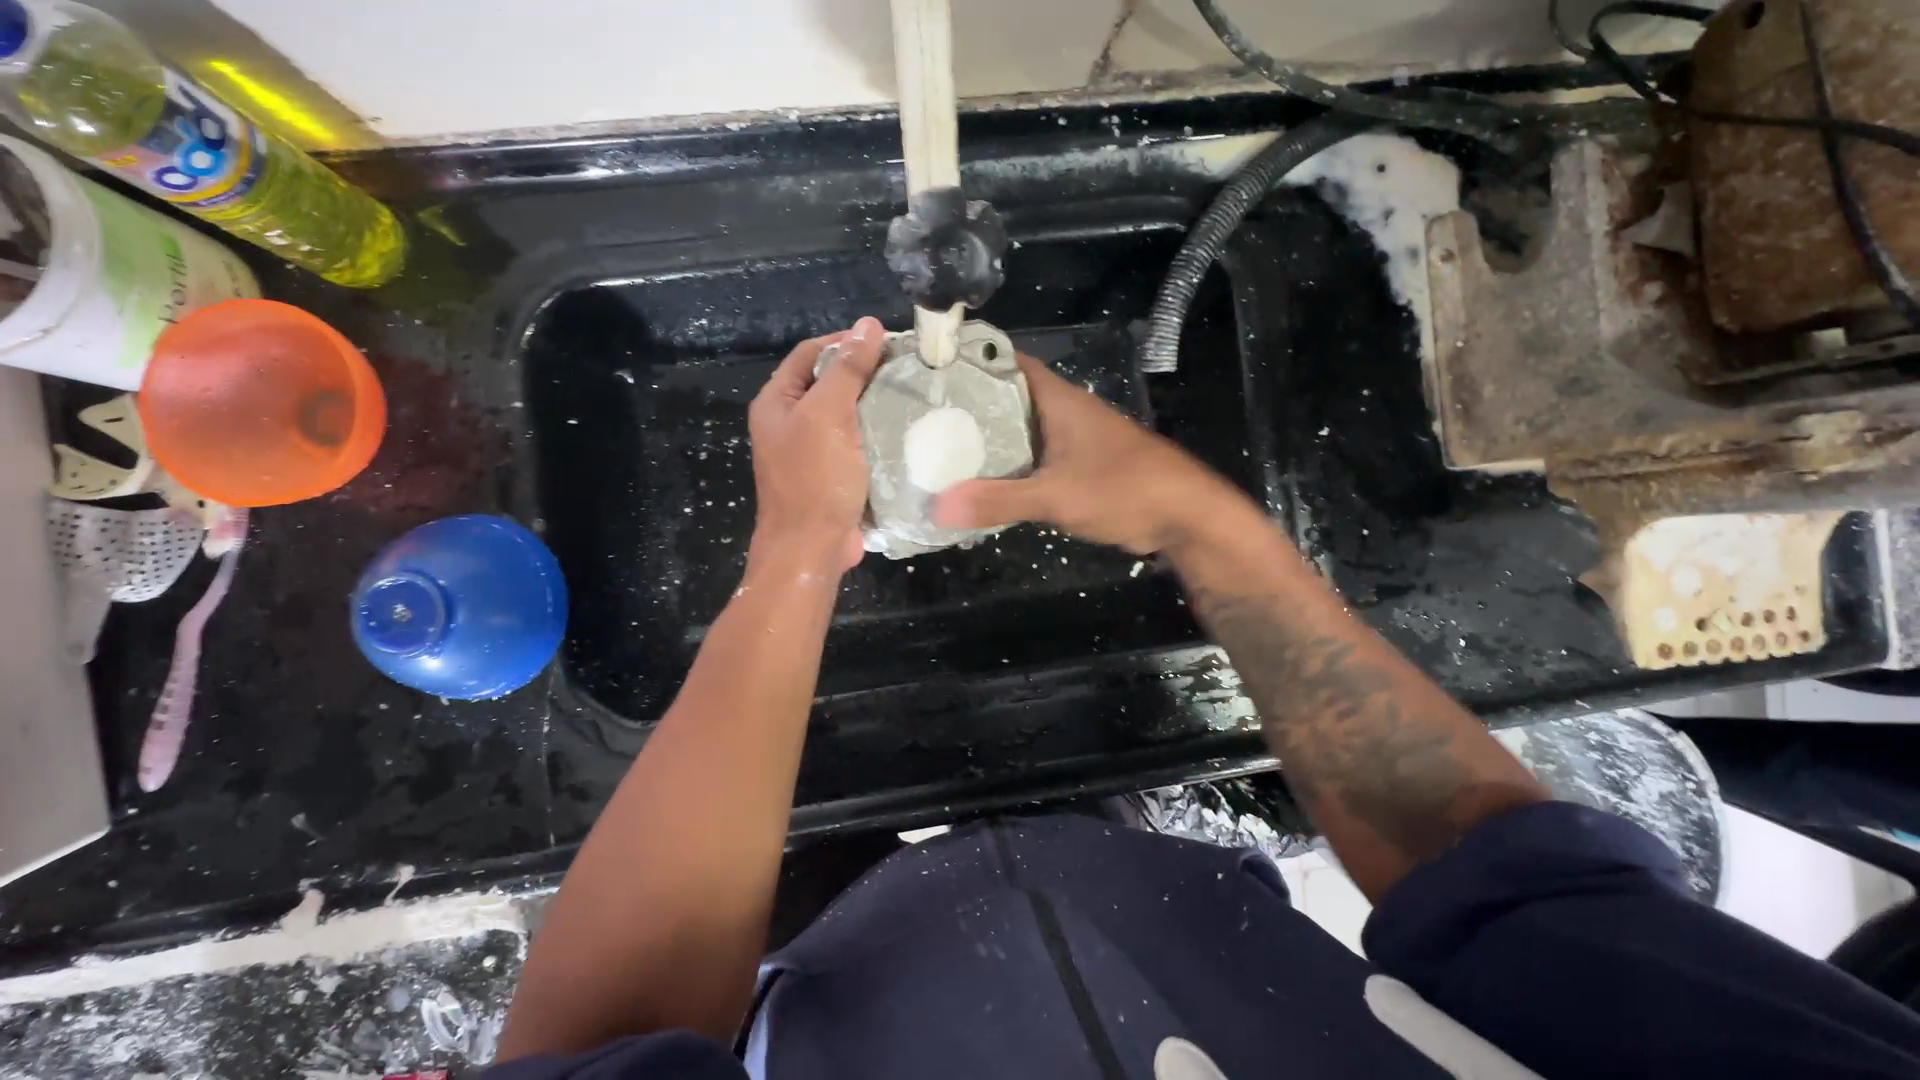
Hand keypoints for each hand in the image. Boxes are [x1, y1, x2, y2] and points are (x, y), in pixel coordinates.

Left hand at [748, 317, 884, 571]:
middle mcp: (789, 421)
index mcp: (777, 401)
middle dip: (865, 372)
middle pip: (829, 382)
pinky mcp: (832, 474)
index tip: (887, 340)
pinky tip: (905, 429)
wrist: (810, 547)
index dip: (846, 340)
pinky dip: (877, 434)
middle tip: (907, 367)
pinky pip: (857, 443)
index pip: (812, 352)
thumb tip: (868, 324)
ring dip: (875, 404)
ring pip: (846, 413)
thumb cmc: (814, 479)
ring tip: (912, 393)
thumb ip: (848, 369)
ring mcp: (811, 450)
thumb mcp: (828, 415)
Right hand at [932, 353, 1243, 553]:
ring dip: (989, 440)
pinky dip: (1011, 467)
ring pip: (1022, 431)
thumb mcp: (1056, 496)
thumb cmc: (1125, 489)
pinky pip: (1036, 460)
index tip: (930, 371)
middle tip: (923, 418)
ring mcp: (1075, 441)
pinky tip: (983, 483)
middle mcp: (1066, 412)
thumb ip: (999, 500)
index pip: (1009, 362)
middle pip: (1009, 398)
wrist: (1186, 517)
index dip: (972, 360)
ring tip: (941, 448)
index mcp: (1061, 400)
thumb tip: (937, 507)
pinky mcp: (1082, 468)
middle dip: (970, 406)